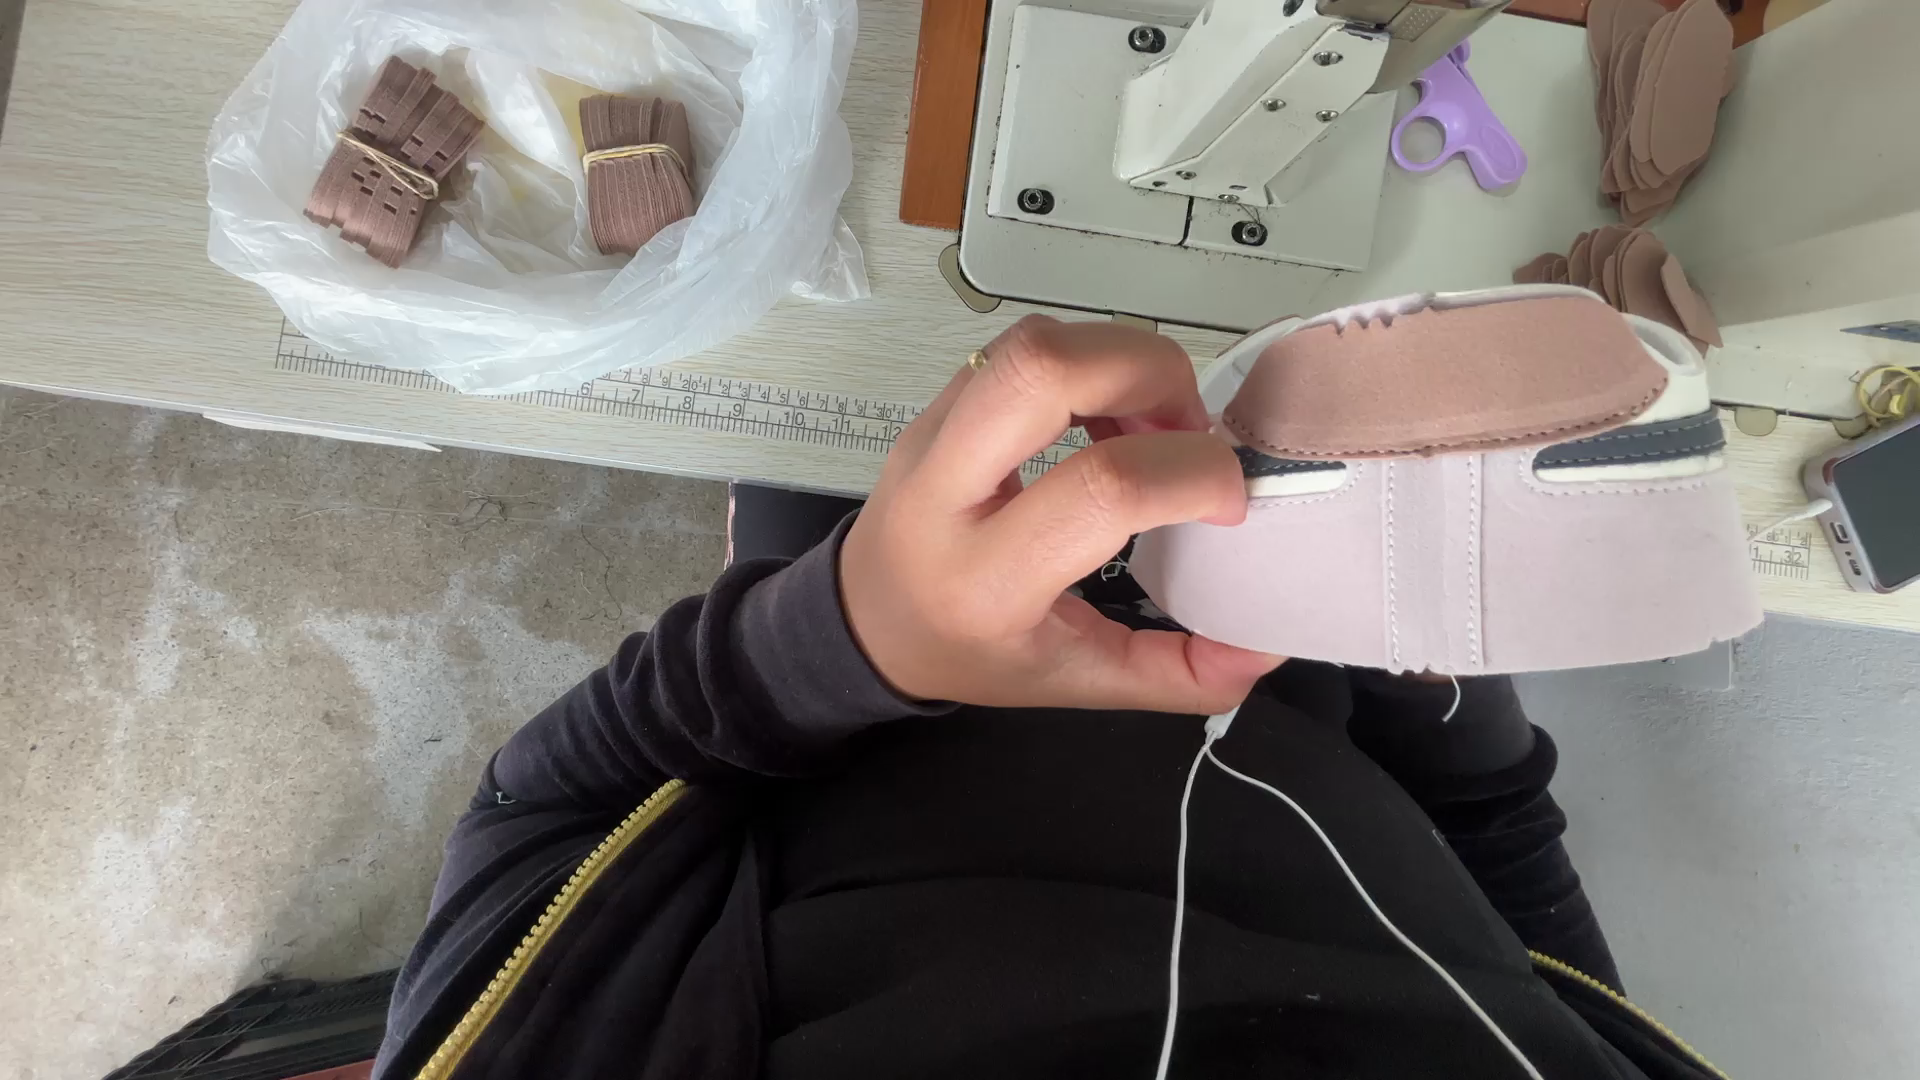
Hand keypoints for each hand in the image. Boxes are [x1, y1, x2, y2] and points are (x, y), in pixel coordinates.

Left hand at [839, 315, 1283, 712]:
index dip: (1189, 474)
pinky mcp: (935, 407)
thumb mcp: (1070, 681)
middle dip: (1150, 371)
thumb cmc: (965, 652)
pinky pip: (1018, 351)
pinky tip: (1107, 416)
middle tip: (1191, 427)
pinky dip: (1084, 363)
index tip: (1227, 501)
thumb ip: (1169, 675)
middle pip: (1042, 370)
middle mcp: (945, 491)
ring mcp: (931, 435)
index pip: (1098, 488)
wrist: (865, 618)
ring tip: (1153, 422)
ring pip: (1029, 343)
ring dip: (1118, 359)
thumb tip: (1259, 651)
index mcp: (985, 578)